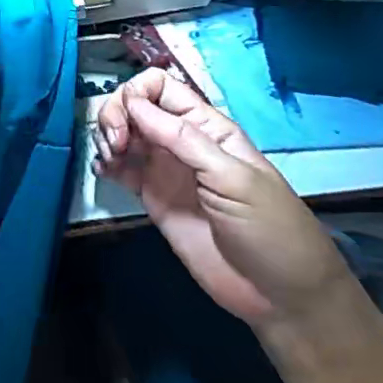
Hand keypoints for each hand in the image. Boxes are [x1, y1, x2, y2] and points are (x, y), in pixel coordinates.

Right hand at [93, 68, 354, 327]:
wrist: (280, 296)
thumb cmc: (269, 227)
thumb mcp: (234, 177)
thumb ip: (183, 139)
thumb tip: (133, 103)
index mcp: (204, 126)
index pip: (160, 86)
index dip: (137, 92)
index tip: (128, 118)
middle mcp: (179, 140)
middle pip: (133, 106)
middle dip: (115, 114)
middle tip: (115, 143)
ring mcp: (164, 168)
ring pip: (122, 133)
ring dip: (106, 137)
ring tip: (109, 159)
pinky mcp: (152, 197)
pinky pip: (121, 169)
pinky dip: (105, 163)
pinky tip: (103, 171)